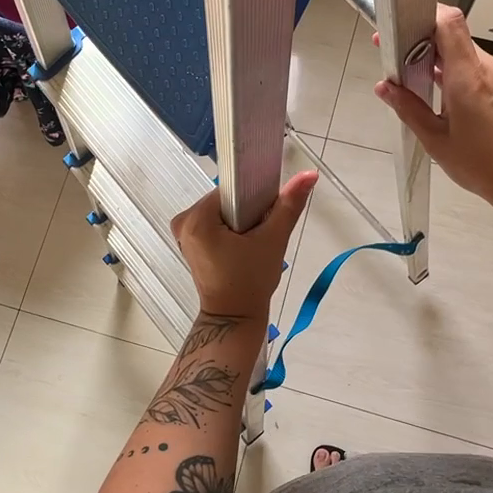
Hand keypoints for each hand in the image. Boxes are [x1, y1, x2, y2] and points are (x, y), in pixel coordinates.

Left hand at [170, 171, 318, 321]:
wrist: (235, 318)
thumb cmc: (250, 282)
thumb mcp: (273, 240)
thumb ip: (289, 206)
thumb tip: (309, 175)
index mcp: (196, 219)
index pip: (230, 191)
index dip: (251, 199)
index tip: (265, 215)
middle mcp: (184, 223)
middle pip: (224, 201)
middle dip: (246, 212)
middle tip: (259, 235)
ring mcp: (183, 234)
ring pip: (221, 212)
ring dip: (239, 222)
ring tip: (252, 243)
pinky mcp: (190, 244)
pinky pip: (214, 224)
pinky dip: (230, 230)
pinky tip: (243, 246)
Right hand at [374, 4, 492, 213]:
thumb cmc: (483, 164)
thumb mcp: (436, 140)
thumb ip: (408, 109)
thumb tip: (385, 87)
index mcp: (467, 76)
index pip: (448, 22)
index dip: (420, 15)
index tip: (394, 28)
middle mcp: (485, 68)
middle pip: (450, 33)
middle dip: (418, 36)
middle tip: (389, 53)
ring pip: (458, 49)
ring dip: (431, 54)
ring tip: (404, 72)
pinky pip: (468, 65)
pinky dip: (445, 68)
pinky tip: (427, 87)